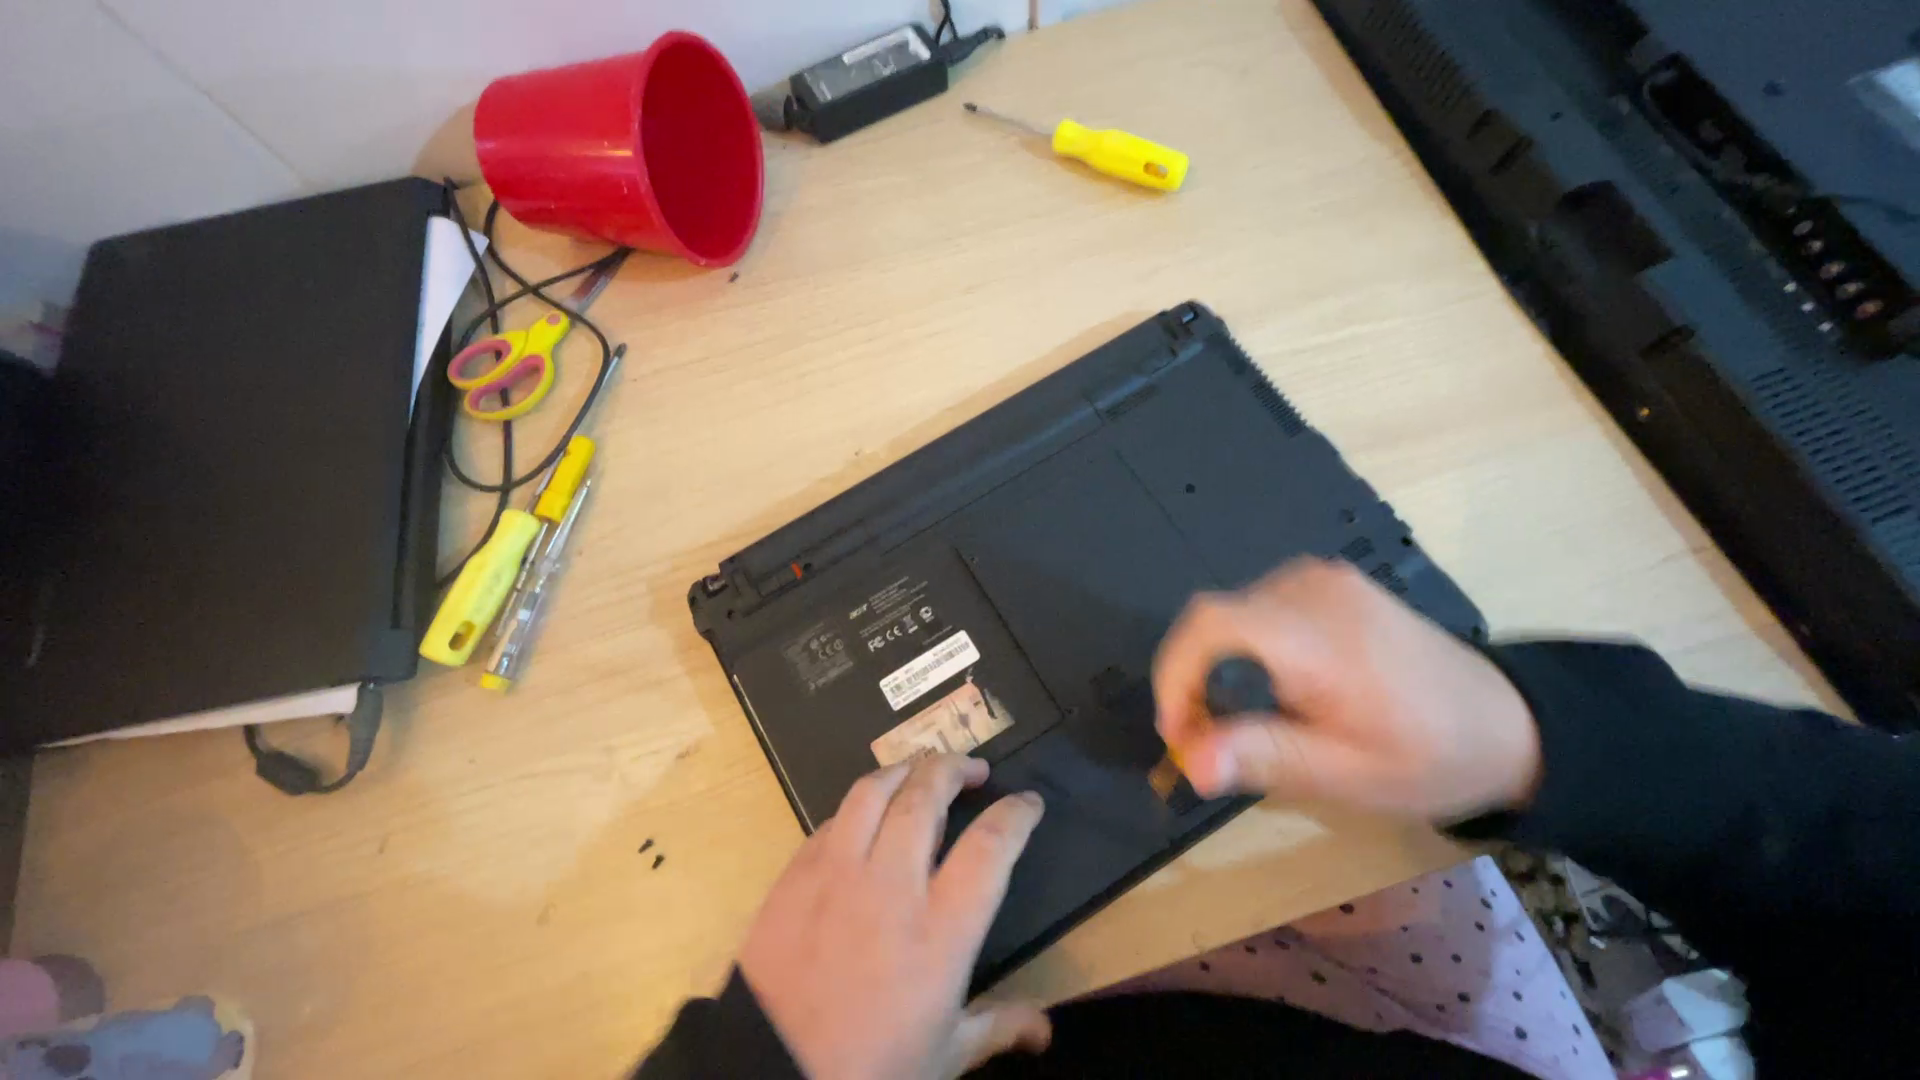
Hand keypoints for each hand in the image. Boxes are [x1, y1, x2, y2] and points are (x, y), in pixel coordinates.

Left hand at [738, 754, 1049, 1079]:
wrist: (769, 1075)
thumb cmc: (870, 1069)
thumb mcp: (945, 1055)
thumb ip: (999, 1026)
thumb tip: (1045, 1032)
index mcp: (940, 930)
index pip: (989, 847)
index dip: (1015, 815)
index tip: (1027, 802)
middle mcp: (892, 886)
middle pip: (925, 797)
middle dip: (953, 769)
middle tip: (971, 769)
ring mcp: (837, 874)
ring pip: (872, 792)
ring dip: (902, 770)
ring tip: (919, 770)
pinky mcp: (795, 876)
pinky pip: (831, 821)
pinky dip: (857, 808)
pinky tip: (865, 815)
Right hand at [1153, 557, 1540, 821]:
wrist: (1510, 723)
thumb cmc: (1429, 756)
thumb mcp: (1345, 772)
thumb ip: (1262, 756)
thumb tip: (1189, 761)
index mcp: (1315, 634)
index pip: (1208, 624)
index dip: (1173, 673)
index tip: (1176, 730)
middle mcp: (1311, 588)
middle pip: (1215, 619)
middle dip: (1192, 679)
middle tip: (1205, 739)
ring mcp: (1323, 578)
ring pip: (1234, 612)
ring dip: (1215, 663)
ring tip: (1234, 720)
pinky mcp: (1332, 581)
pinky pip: (1262, 605)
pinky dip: (1243, 645)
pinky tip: (1267, 685)